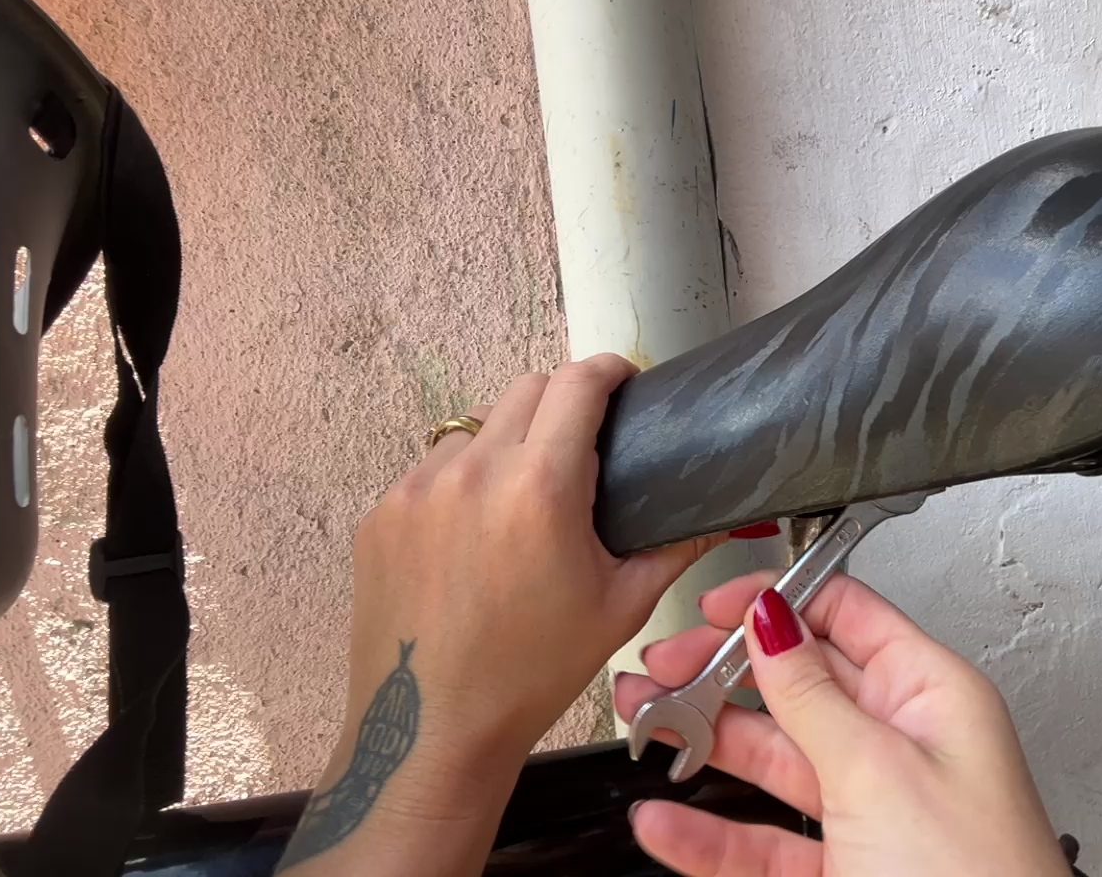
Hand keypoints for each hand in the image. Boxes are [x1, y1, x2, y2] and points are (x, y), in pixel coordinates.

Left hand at [351, 352, 720, 765]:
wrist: (430, 732)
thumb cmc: (535, 671)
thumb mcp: (621, 606)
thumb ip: (675, 546)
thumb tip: (720, 514)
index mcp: (539, 486)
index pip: (577, 383)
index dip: (608, 369)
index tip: (623, 381)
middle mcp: (472, 471)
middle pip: (527, 387)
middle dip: (563, 399)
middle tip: (583, 440)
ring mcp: (416, 488)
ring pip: (477, 423)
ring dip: (510, 437)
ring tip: (525, 487)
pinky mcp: (382, 512)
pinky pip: (433, 464)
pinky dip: (465, 475)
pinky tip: (476, 526)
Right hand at [615, 572, 1070, 876]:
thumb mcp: (881, 774)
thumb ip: (812, 695)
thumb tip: (769, 617)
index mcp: (928, 695)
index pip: (844, 613)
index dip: (776, 601)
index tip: (716, 605)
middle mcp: (897, 742)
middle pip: (794, 681)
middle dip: (721, 669)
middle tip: (664, 663)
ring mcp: (864, 806)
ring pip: (770, 755)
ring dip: (702, 739)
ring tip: (647, 720)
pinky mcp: (839, 869)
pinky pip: (761, 838)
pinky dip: (708, 831)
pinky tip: (665, 819)